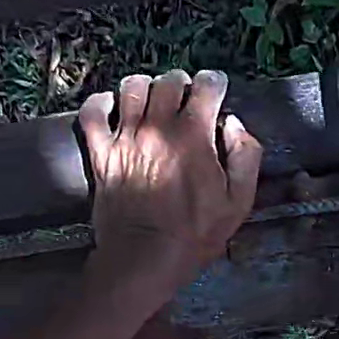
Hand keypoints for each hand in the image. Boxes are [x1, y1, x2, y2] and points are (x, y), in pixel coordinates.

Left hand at [77, 69, 262, 309]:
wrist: (145, 257)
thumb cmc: (195, 235)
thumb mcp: (238, 203)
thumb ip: (245, 157)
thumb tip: (234, 124)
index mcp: (194, 135)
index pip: (207, 86)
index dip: (215, 85)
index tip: (217, 91)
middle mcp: (157, 127)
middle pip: (169, 81)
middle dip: (182, 85)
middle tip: (186, 101)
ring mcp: (125, 138)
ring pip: (132, 87)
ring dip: (146, 89)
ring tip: (153, 104)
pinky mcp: (101, 153)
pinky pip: (92, 111)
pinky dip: (101, 103)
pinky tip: (113, 109)